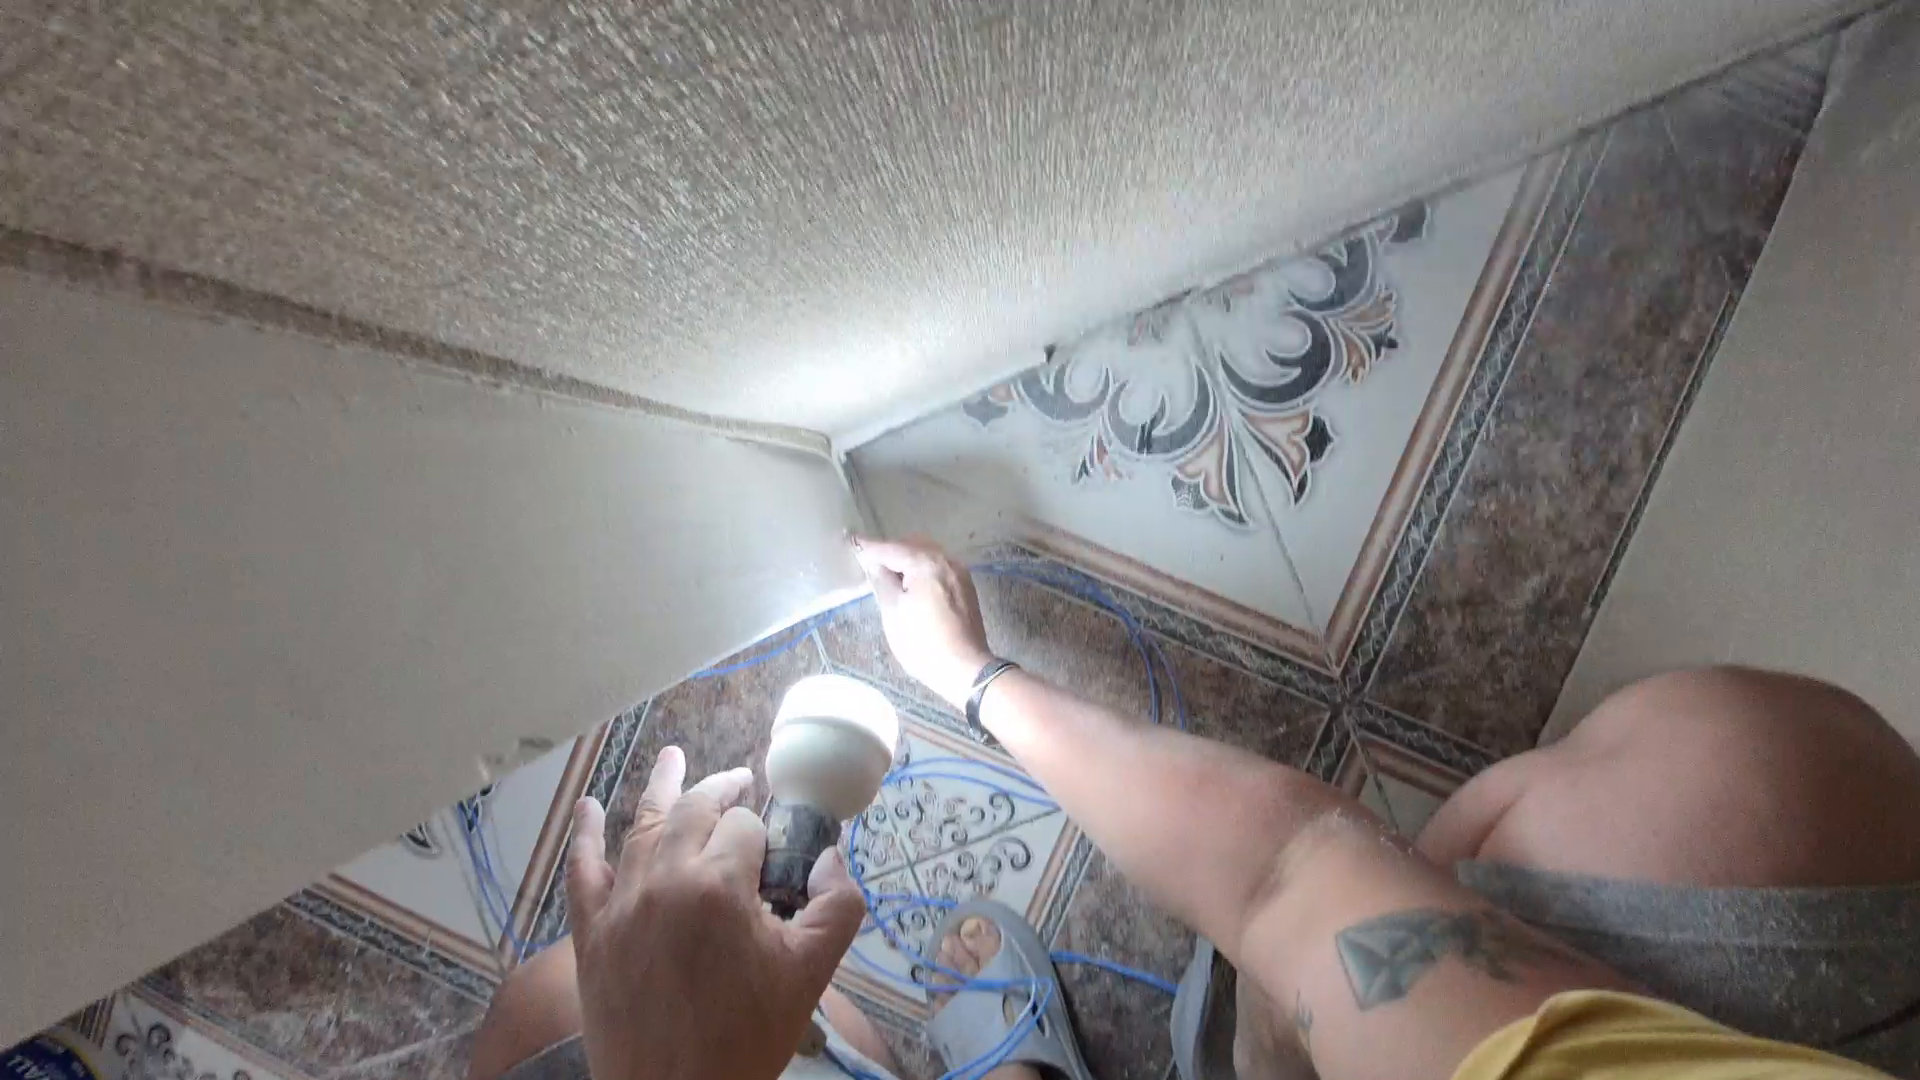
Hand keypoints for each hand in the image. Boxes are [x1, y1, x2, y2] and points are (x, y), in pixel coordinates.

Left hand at [566, 747, 864, 1079]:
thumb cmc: (749, 1034)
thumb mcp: (814, 969)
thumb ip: (838, 902)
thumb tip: (829, 856)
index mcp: (719, 886)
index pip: (746, 826)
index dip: (765, 834)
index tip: (775, 854)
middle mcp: (665, 880)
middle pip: (696, 809)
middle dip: (724, 789)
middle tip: (743, 781)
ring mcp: (622, 904)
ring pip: (645, 825)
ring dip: (664, 786)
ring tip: (674, 755)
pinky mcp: (592, 933)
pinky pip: (583, 870)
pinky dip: (586, 835)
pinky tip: (591, 806)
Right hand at [850, 534, 993, 708]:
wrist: (964, 668)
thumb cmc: (923, 643)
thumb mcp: (893, 613)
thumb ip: (882, 582)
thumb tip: (875, 564)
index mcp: (926, 564)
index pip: (892, 549)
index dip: (870, 548)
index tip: (853, 543)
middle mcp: (946, 561)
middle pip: (912, 546)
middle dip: (891, 552)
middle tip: (869, 563)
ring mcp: (959, 573)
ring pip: (927, 555)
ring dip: (907, 560)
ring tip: (888, 575)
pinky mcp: (965, 587)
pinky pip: (938, 568)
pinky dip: (922, 569)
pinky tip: (911, 583)